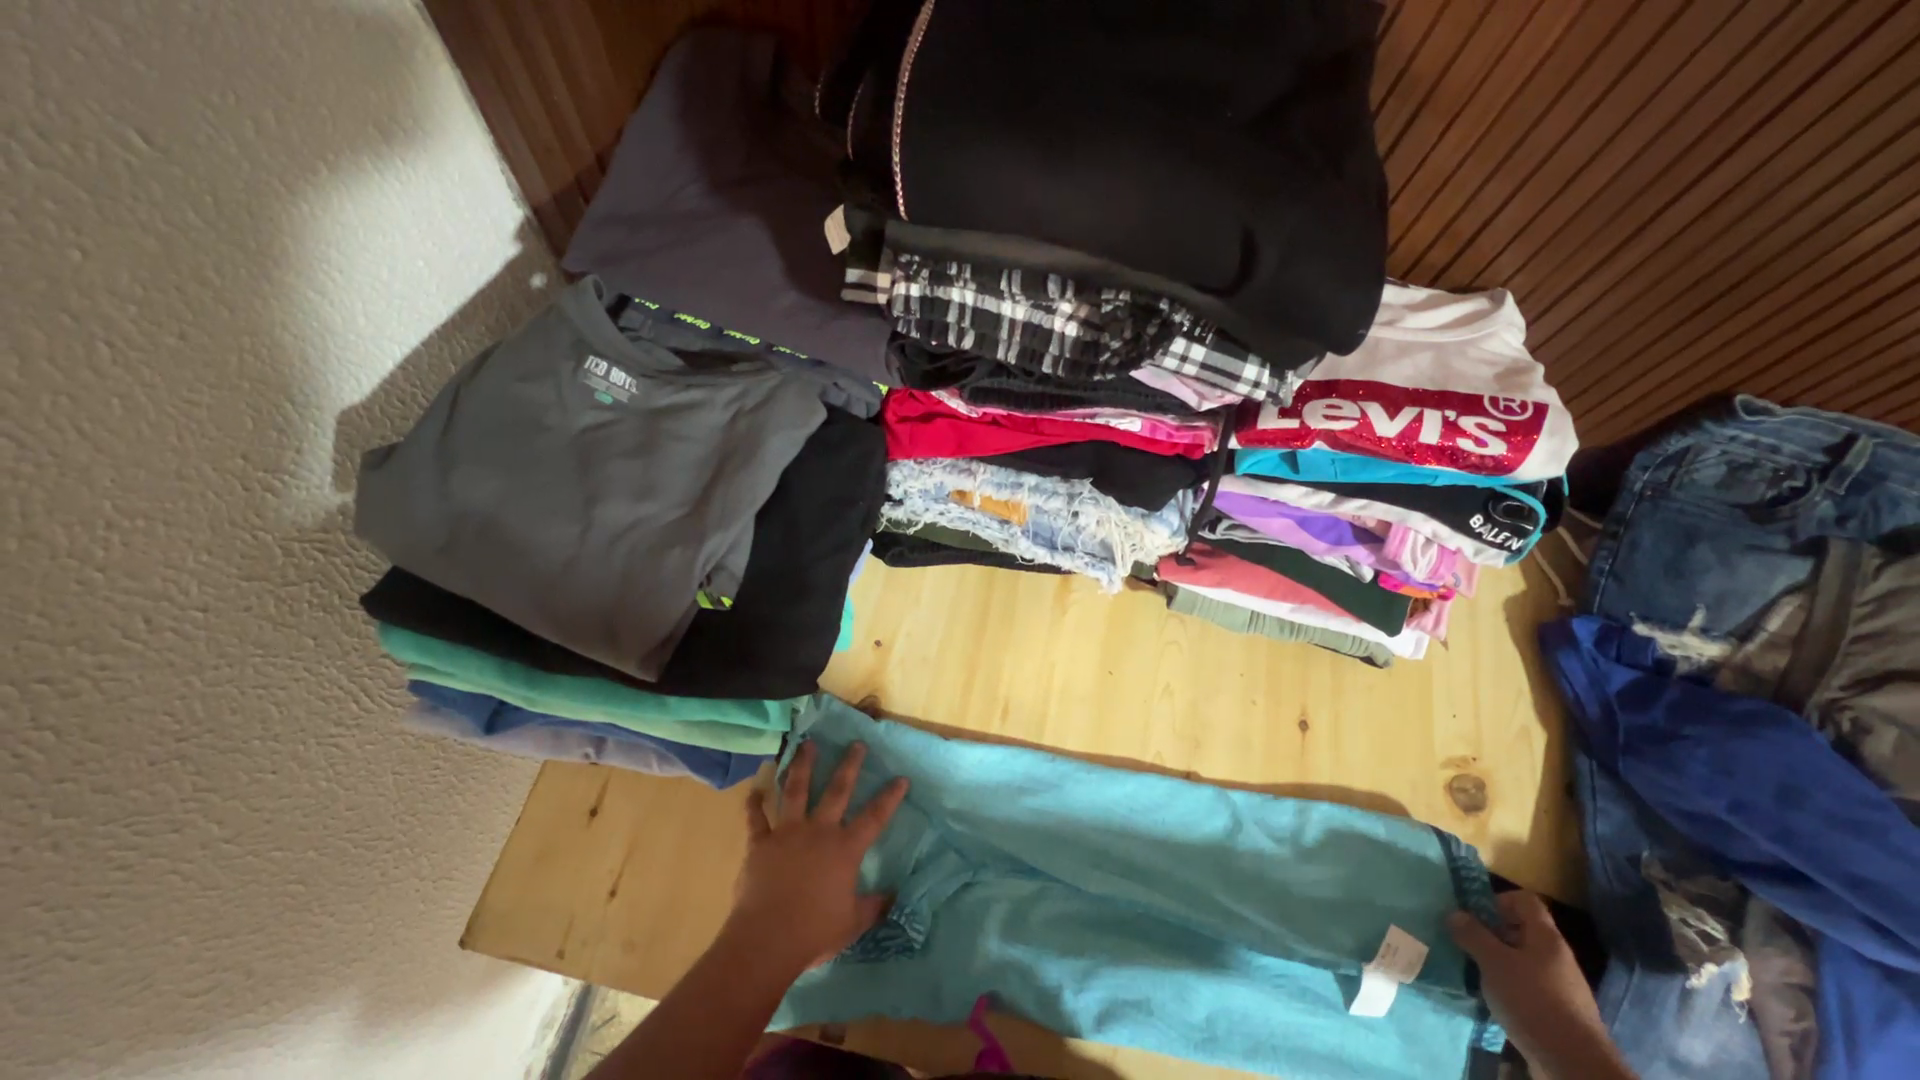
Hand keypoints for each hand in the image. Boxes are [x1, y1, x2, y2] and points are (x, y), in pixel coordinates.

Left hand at [725, 741, 909, 972]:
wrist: (767, 939)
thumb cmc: (815, 932)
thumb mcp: (854, 922)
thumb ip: (874, 906)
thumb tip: (893, 897)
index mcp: (845, 850)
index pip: (874, 817)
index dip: (889, 797)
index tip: (901, 778)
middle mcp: (818, 832)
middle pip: (836, 791)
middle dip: (849, 765)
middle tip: (856, 743)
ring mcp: (787, 833)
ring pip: (796, 791)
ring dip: (802, 766)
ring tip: (807, 744)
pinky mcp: (760, 843)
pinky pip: (756, 819)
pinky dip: (754, 804)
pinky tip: (755, 789)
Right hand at [1449, 892, 1635, 1079]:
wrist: (1573, 1063)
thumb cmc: (1533, 1002)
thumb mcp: (1494, 964)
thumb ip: (1473, 935)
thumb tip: (1455, 913)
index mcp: (1546, 937)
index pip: (1525, 900)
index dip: (1498, 900)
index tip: (1473, 916)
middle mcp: (1556, 956)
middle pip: (1522, 930)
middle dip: (1491, 933)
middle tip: (1465, 943)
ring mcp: (1558, 984)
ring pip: (1522, 959)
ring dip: (1496, 961)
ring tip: (1473, 972)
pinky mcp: (1556, 1009)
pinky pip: (1527, 985)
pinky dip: (1507, 986)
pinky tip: (1492, 999)